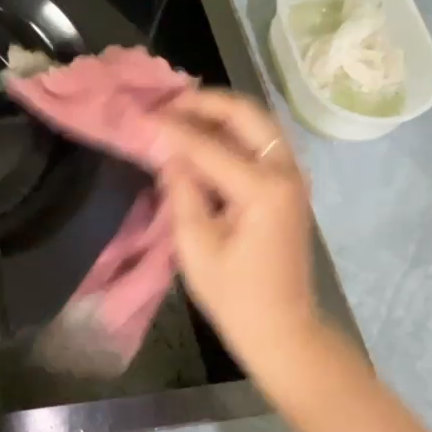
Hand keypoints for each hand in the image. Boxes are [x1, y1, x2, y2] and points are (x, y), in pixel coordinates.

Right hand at [156, 90, 323, 362]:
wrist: (281, 328)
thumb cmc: (234, 294)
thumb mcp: (195, 244)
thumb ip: (181, 189)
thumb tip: (165, 150)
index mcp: (263, 188)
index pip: (208, 144)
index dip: (170, 128)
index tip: (139, 116)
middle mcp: (286, 172)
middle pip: (246, 114)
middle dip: (203, 103)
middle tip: (165, 104)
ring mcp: (292, 177)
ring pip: (257, 124)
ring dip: (219, 114)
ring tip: (178, 114)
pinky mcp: (288, 187)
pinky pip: (260, 143)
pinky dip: (231, 132)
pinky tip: (200, 139)